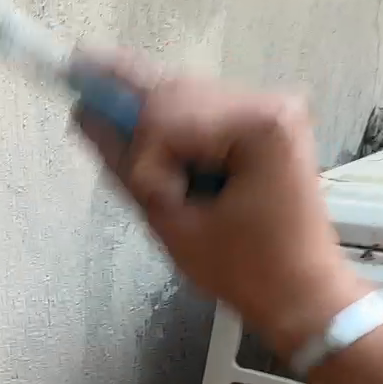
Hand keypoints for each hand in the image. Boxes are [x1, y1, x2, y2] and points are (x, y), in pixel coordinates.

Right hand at [74, 52, 367, 356]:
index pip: (164, 115)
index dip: (136, 152)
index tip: (120, 164)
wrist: (300, 291)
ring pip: (183, 98)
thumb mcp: (172, 221)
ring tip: (144, 175)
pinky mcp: (264, 123)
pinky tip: (163, 165)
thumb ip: (125, 165)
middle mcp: (269, 101)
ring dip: (152, 131)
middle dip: (136, 124)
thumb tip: (82, 116)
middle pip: (173, 92)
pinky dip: (172, 136)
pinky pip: (199, 113)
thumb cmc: (240, 268)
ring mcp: (270, 107)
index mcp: (258, 124)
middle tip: (98, 122)